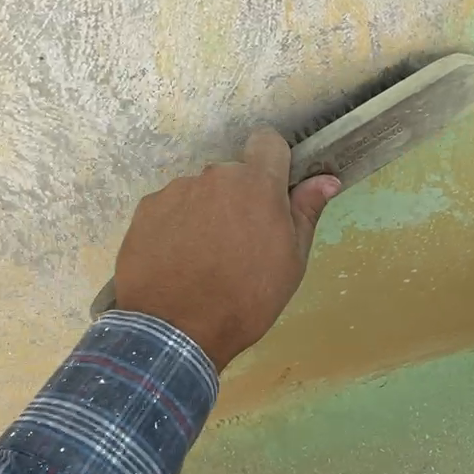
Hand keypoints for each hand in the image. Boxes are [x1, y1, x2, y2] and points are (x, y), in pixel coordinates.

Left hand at [111, 128, 341, 370]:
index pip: (268, 141)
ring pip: (200, 192)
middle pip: (232, 174)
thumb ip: (305, 212)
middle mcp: (215, 176)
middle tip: (238, 242)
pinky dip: (176, 227)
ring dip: (206, 212)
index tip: (272, 190)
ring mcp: (177, 190)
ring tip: (202, 258)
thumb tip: (326, 180)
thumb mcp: (291, 261)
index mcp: (256, 183)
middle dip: (238, 198)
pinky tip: (177, 261)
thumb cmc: (246, 298)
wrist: (176, 331)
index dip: (272, 161)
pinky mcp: (147, 209)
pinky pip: (170, 208)